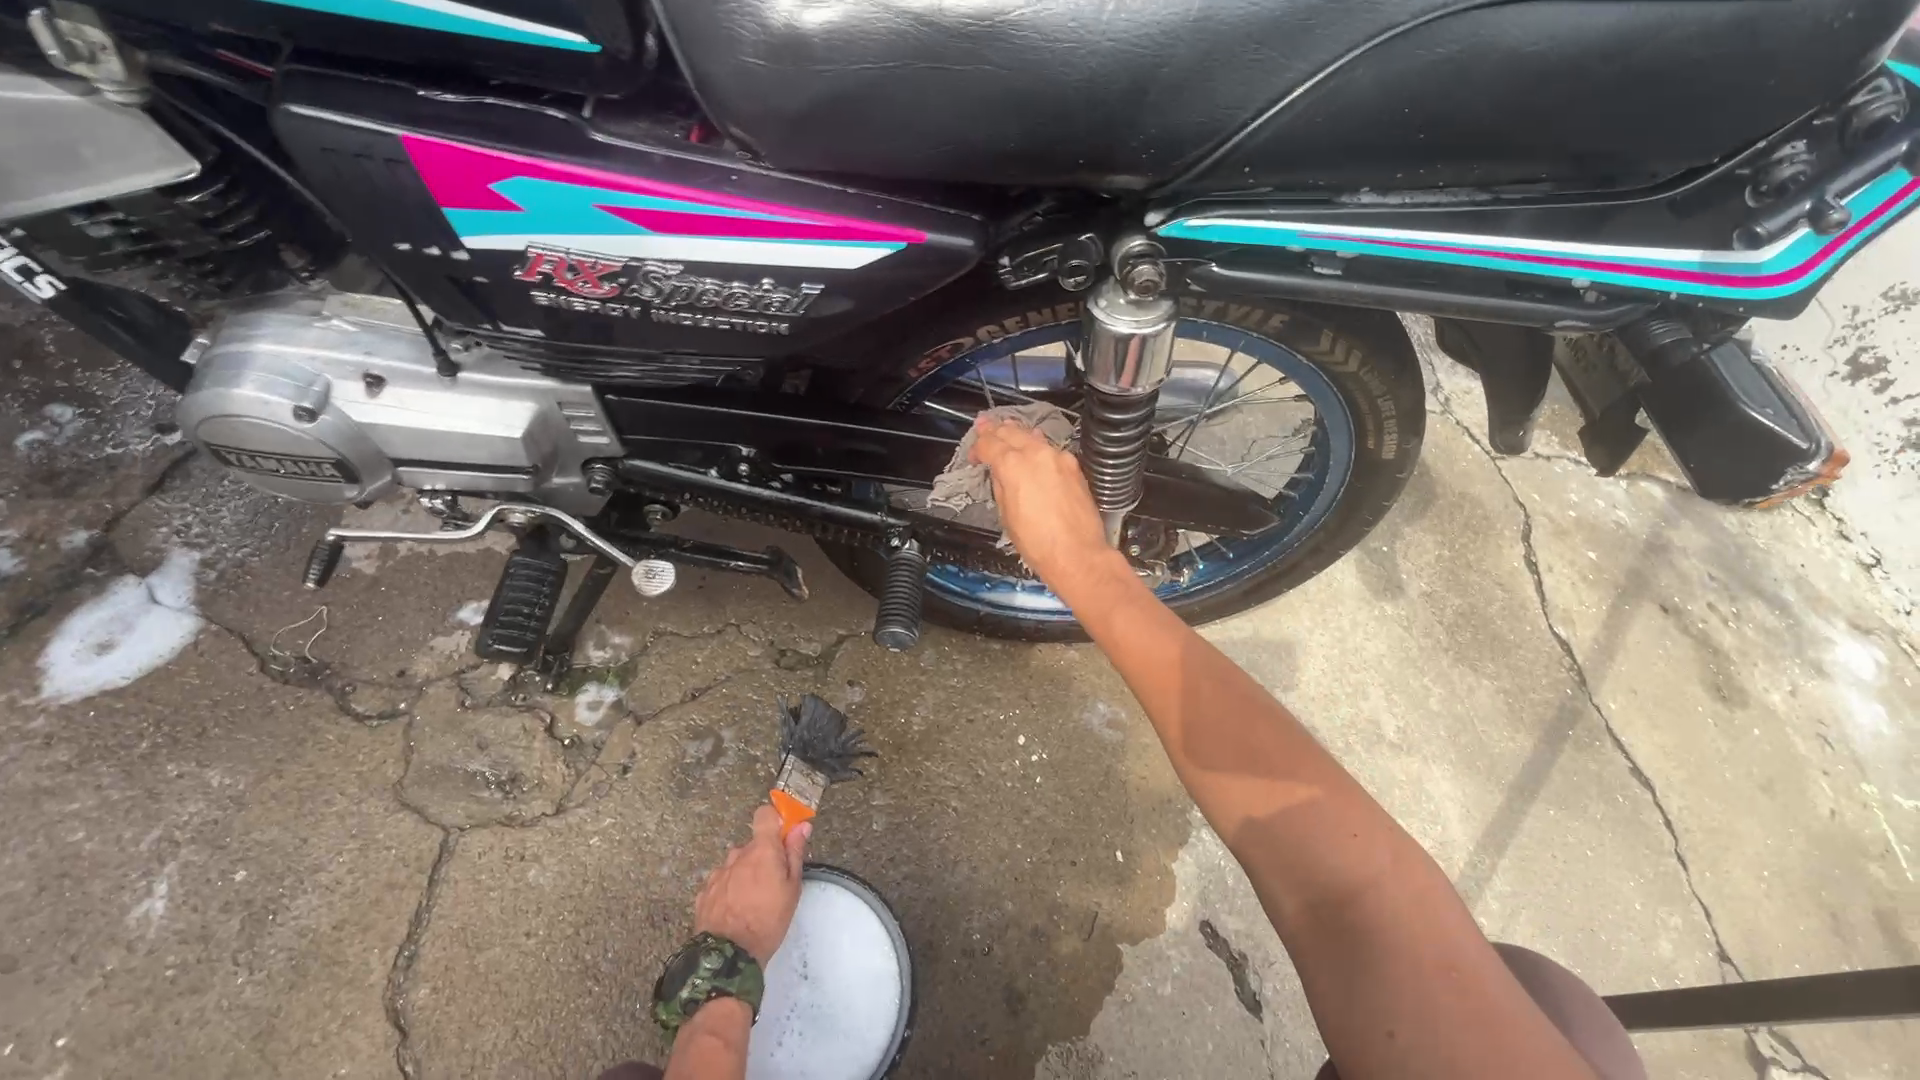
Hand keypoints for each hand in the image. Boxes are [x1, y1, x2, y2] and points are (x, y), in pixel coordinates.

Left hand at [693, 804, 808, 965]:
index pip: (764, 814)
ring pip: (736, 865)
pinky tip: (735, 911)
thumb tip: (802, 826)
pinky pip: (721, 883)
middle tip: (772, 883)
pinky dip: (728, 891)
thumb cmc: (768, 921)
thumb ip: (795, 853)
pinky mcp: (704, 893)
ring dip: (744, 875)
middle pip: (752, 845)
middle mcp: (737, 855)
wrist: (728, 956)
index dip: (774, 821)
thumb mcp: (792, 888)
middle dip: (762, 858)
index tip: (783, 836)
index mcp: (761, 850)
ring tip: (752, 903)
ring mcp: (717, 874)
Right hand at [968, 416, 1117, 591]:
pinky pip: (1050, 449)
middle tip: (984, 426)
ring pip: (1032, 436)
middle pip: (1010, 432)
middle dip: (994, 430)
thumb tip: (1000, 474)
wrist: (1077, 554)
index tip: (974, 456)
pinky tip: (1033, 446)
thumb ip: (1001, 486)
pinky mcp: (1074, 467)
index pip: (989, 444)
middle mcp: (1036, 454)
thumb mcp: (1006, 514)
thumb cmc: (1038, 542)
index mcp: (1012, 465)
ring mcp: (1058, 458)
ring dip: (1017, 433)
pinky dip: (1037, 445)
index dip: (977, 448)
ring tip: (1006, 430)